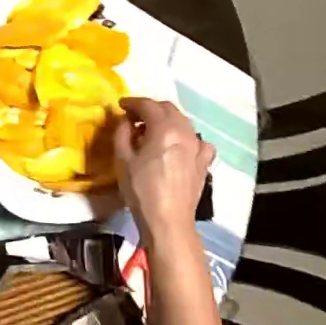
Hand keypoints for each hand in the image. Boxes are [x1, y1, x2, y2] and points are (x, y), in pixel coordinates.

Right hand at [113, 97, 212, 247]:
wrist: (168, 221)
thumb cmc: (141, 191)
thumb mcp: (123, 160)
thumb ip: (122, 133)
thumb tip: (126, 121)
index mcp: (164, 128)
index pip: (148, 105)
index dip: (133, 102)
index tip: (121, 105)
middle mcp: (184, 132)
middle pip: (168, 109)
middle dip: (150, 108)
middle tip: (135, 117)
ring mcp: (198, 147)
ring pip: (183, 122)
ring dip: (167, 120)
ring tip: (152, 131)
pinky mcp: (204, 162)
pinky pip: (198, 141)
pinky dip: (187, 138)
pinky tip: (180, 146)